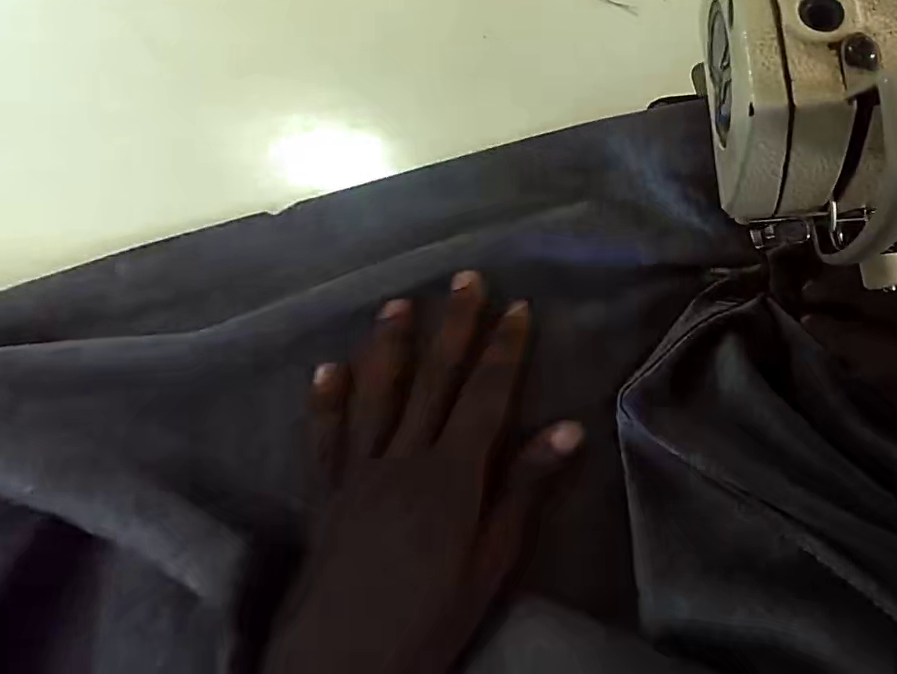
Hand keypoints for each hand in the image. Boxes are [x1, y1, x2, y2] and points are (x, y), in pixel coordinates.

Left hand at [263, 272, 583, 673]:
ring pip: (376, 397)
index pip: (486, 394)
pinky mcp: (325, 500)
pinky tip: (328, 367)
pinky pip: (325, 442)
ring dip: (390, 346)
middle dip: (454, 326)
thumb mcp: (492, 559)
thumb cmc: (431, 617)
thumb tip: (571, 425)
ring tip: (398, 304)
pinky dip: (326, 403)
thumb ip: (526, 486)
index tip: (518, 306)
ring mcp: (358, 477)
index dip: (505, 347)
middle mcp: (403, 461)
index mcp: (452, 474)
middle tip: (464, 279)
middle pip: (433, 381)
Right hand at [798, 266, 896, 514]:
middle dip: (837, 288)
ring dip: (868, 267)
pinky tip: (892, 258)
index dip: (826, 326)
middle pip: (876, 293)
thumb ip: (896, 395)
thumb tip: (859, 366)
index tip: (804, 320)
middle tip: (810, 287)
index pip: (859, 336)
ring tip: (843, 267)